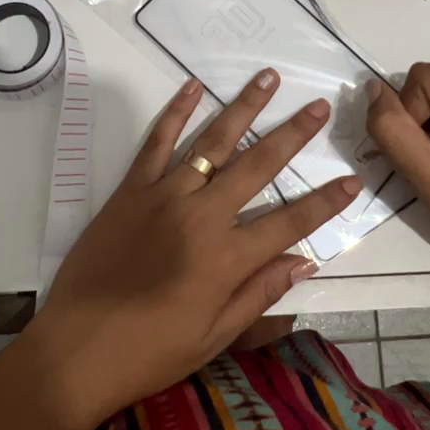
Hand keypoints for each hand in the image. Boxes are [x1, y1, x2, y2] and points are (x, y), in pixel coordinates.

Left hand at [23, 69, 359, 429]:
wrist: (76, 349)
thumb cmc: (150, 351)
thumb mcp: (214, 336)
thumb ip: (259, 293)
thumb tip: (305, 260)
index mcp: (226, 258)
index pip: (289, 222)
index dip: (325, 202)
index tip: (353, 180)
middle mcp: (202, 216)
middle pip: (258, 166)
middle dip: (293, 134)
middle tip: (319, 106)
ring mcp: (165, 196)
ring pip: (213, 142)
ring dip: (244, 108)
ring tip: (268, 78)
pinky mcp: (132, 189)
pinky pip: (157, 142)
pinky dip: (176, 112)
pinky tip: (193, 86)